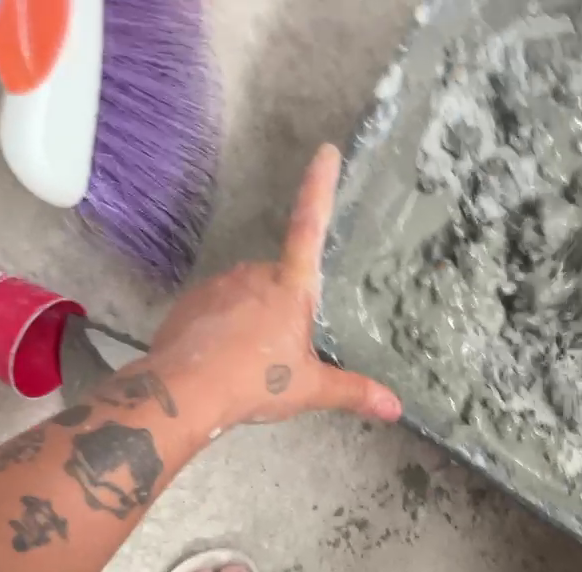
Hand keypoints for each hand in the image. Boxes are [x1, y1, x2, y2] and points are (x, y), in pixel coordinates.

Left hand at [147, 144, 401, 427]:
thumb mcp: (310, 389)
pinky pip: (220, 308)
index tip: (326, 153)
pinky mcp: (193, 301)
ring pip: (250, 295)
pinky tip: (228, 360)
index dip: (320, 188)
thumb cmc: (254, 382)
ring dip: (256, 320)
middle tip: (284, 354)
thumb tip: (395, 408)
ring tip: (254, 364)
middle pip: (281, 280)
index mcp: (291, 286)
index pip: (311, 226)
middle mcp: (254, 273)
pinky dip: (228, 329)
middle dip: (286, 310)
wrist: (185, 392)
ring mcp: (220, 284)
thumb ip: (353, 392)